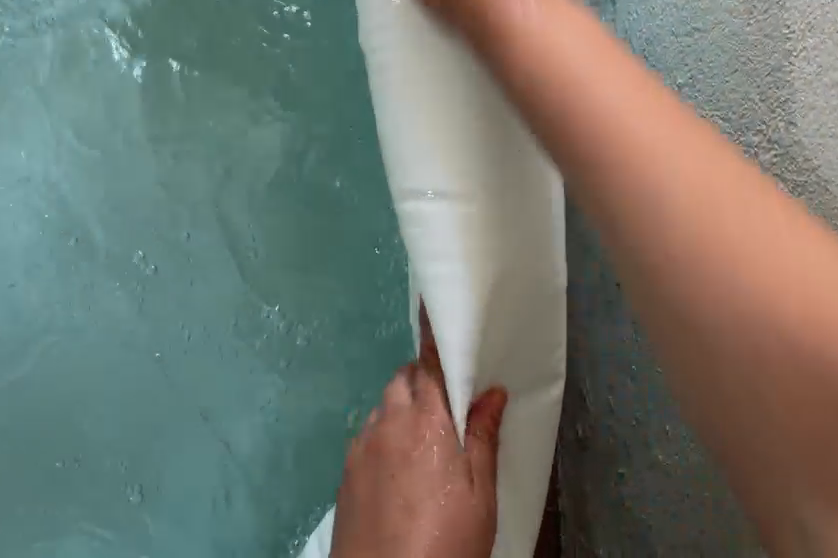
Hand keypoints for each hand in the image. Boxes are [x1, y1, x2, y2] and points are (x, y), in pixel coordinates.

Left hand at [330, 307, 509, 557]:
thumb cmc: (445, 542)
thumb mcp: (480, 497)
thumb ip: (482, 438)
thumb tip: (491, 391)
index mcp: (427, 421)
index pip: (430, 361)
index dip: (434, 331)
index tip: (434, 302)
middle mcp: (389, 421)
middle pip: (405, 379)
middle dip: (425, 380)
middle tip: (450, 408)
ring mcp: (362, 444)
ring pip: (385, 405)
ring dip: (404, 408)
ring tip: (427, 444)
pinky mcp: (346, 470)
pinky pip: (369, 433)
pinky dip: (385, 434)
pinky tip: (401, 469)